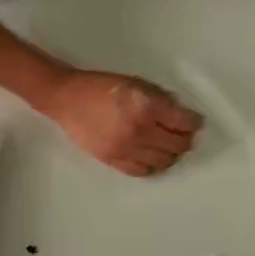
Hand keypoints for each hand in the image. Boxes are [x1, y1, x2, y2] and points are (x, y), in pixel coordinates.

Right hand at [40, 69, 201, 175]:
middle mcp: (139, 131)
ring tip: (158, 145)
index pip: (187, 123)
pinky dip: (149, 165)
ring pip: (164, 161)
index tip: (186, 120)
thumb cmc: (99, 87)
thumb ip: (160, 100)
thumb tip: (180, 117)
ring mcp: (124, 148)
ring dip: (167, 153)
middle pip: (179, 145)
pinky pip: (140, 171)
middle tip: (173, 132)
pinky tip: (144, 155)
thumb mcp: (135, 84)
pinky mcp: (110, 159)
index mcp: (147, 108)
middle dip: (182, 138)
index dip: (190, 121)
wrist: (63, 98)